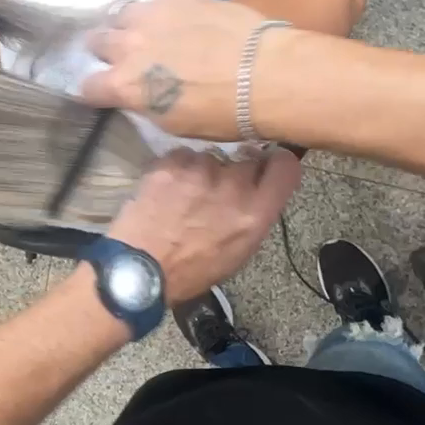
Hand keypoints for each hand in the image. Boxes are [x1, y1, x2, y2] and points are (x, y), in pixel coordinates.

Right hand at [82, 0, 295, 141]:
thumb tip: (137, 94)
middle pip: (97, 42)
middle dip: (105, 51)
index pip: (89, 87)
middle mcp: (127, 47)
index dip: (95, 91)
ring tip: (134, 25)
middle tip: (124, 57)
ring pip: (117, 11)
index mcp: (124, 86)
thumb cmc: (222, 114)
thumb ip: (145, 104)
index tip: (104, 93)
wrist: (263, 78)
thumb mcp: (173, 124)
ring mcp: (150, 15)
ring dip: (122, 21)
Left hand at [105, 148, 302, 302]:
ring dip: (204, 170)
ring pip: (211, 156)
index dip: (278, 163)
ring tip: (186, 194)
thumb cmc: (192, 270)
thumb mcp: (239, 252)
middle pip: (248, 158)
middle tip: (219, 189)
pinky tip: (167, 188)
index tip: (269, 165)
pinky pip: (182, 155)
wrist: (140, 269)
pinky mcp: (171, 163)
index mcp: (255, 212)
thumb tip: (257, 189)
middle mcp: (233, 186)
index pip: (285, 167)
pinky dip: (178, 168)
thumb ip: (255, 215)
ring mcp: (200, 171)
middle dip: (237, 171)